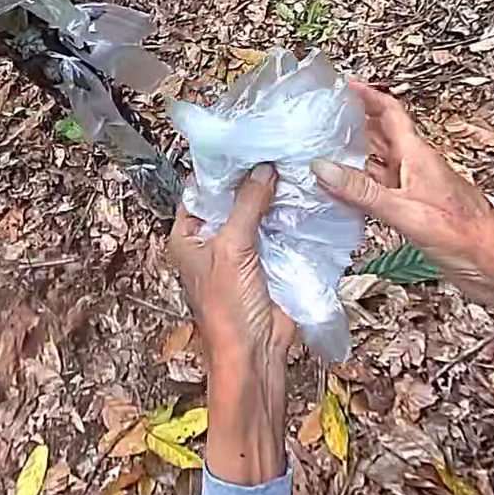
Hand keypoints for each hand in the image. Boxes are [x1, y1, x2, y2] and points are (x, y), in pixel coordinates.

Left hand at [169, 163, 294, 483]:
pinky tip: (305, 193)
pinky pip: (277, 230)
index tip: (246, 141)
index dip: (221, 168)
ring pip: (257, 213)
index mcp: (188, 236)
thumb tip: (264, 167)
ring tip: (294, 162)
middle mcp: (212, 239)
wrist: (256, 353)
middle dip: (253, 178)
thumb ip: (247, 204)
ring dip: (274, 195)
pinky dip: (289, 215)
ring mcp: (242, 250)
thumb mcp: (232, 247)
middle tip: (277, 146)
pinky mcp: (269, 260)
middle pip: (232, 199)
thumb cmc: (228, 304)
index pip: (201, 190)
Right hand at [311, 84, 493, 378]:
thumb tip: (323, 168)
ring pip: (380, 163)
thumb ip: (363, 191)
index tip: (346, 86)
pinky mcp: (415, 211)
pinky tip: (346, 194)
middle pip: (382, 135)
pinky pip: (382, 189)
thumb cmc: (464, 235)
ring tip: (326, 150)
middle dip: (356, 122)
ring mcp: (416, 189)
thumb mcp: (406, 211)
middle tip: (327, 116)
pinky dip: (362, 186)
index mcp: (417, 156)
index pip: (391, 113)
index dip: (369, 96)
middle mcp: (415, 167)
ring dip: (356, 155)